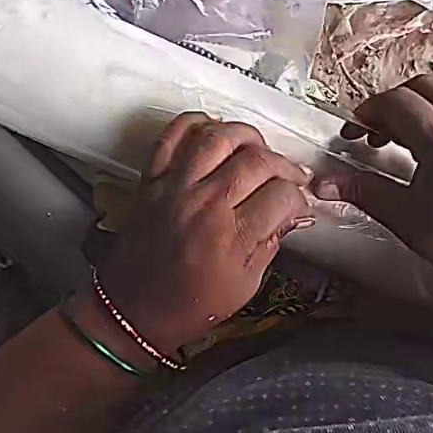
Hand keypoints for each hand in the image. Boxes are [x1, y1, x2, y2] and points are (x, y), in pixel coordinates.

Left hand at [97, 114, 315, 353]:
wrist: (134, 309)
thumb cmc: (189, 304)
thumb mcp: (245, 283)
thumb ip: (271, 242)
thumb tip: (294, 213)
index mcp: (231, 236)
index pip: (281, 194)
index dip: (298, 196)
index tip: (297, 202)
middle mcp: (203, 203)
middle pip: (256, 160)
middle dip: (282, 165)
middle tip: (286, 176)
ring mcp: (174, 186)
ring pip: (217, 137)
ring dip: (244, 135)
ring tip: (256, 148)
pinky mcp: (151, 179)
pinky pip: (171, 136)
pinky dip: (193, 124)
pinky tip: (212, 130)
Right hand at [312, 75, 432, 315]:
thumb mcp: (409, 220)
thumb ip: (364, 191)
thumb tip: (321, 183)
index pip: (397, 102)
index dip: (368, 112)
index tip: (356, 132)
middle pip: (427, 88)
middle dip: (396, 102)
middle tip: (380, 131)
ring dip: (428, 116)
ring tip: (414, 152)